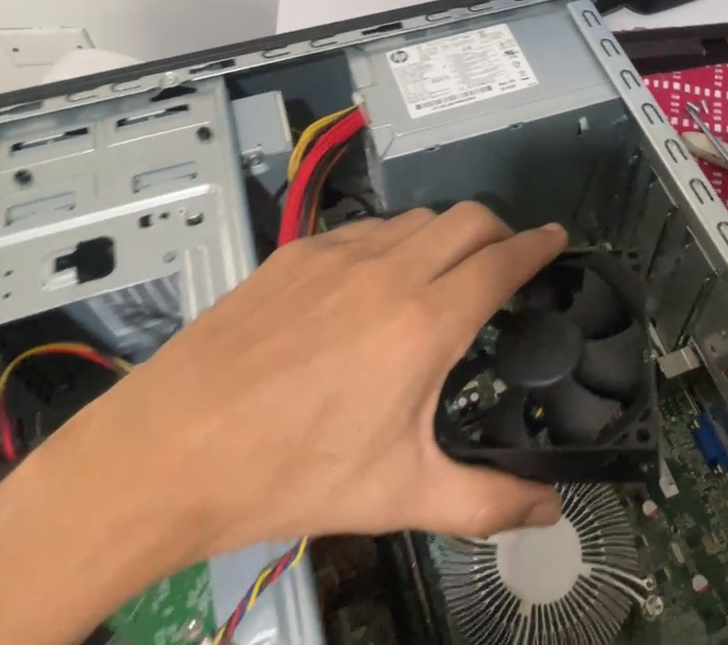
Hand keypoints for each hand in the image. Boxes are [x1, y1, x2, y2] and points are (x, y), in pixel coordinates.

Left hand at [46, 203, 566, 559]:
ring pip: (416, 217)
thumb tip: (547, 510)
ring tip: (442, 275)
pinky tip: (374, 284)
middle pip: (468, 218)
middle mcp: (387, 272)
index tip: (555, 240)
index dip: (538, 246)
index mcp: (424, 323)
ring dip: (445, 235)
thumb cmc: (289, 473)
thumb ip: (488, 501)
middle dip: (500, 232)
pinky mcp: (294, 254)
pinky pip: (365, 229)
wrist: (172, 449)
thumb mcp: (399, 495)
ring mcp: (336, 256)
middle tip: (506, 263)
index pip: (502, 260)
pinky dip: (392, 241)